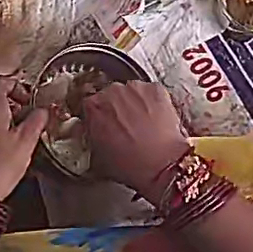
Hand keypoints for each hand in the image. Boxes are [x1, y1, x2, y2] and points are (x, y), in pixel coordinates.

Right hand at [81, 81, 190, 200]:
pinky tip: (157, 119)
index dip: (100, 116)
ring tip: (144, 125)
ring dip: (135, 103)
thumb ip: (92, 137)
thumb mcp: (99, 157)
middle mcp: (111, 91)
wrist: (161, 162)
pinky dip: (153, 102)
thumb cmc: (131, 164)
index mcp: (93, 107)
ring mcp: (134, 88)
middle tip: (127, 127)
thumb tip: (94, 134)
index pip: (91, 105)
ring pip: (132, 92)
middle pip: (112, 95)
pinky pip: (151, 92)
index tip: (105, 125)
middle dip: (118, 108)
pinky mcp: (155, 88)